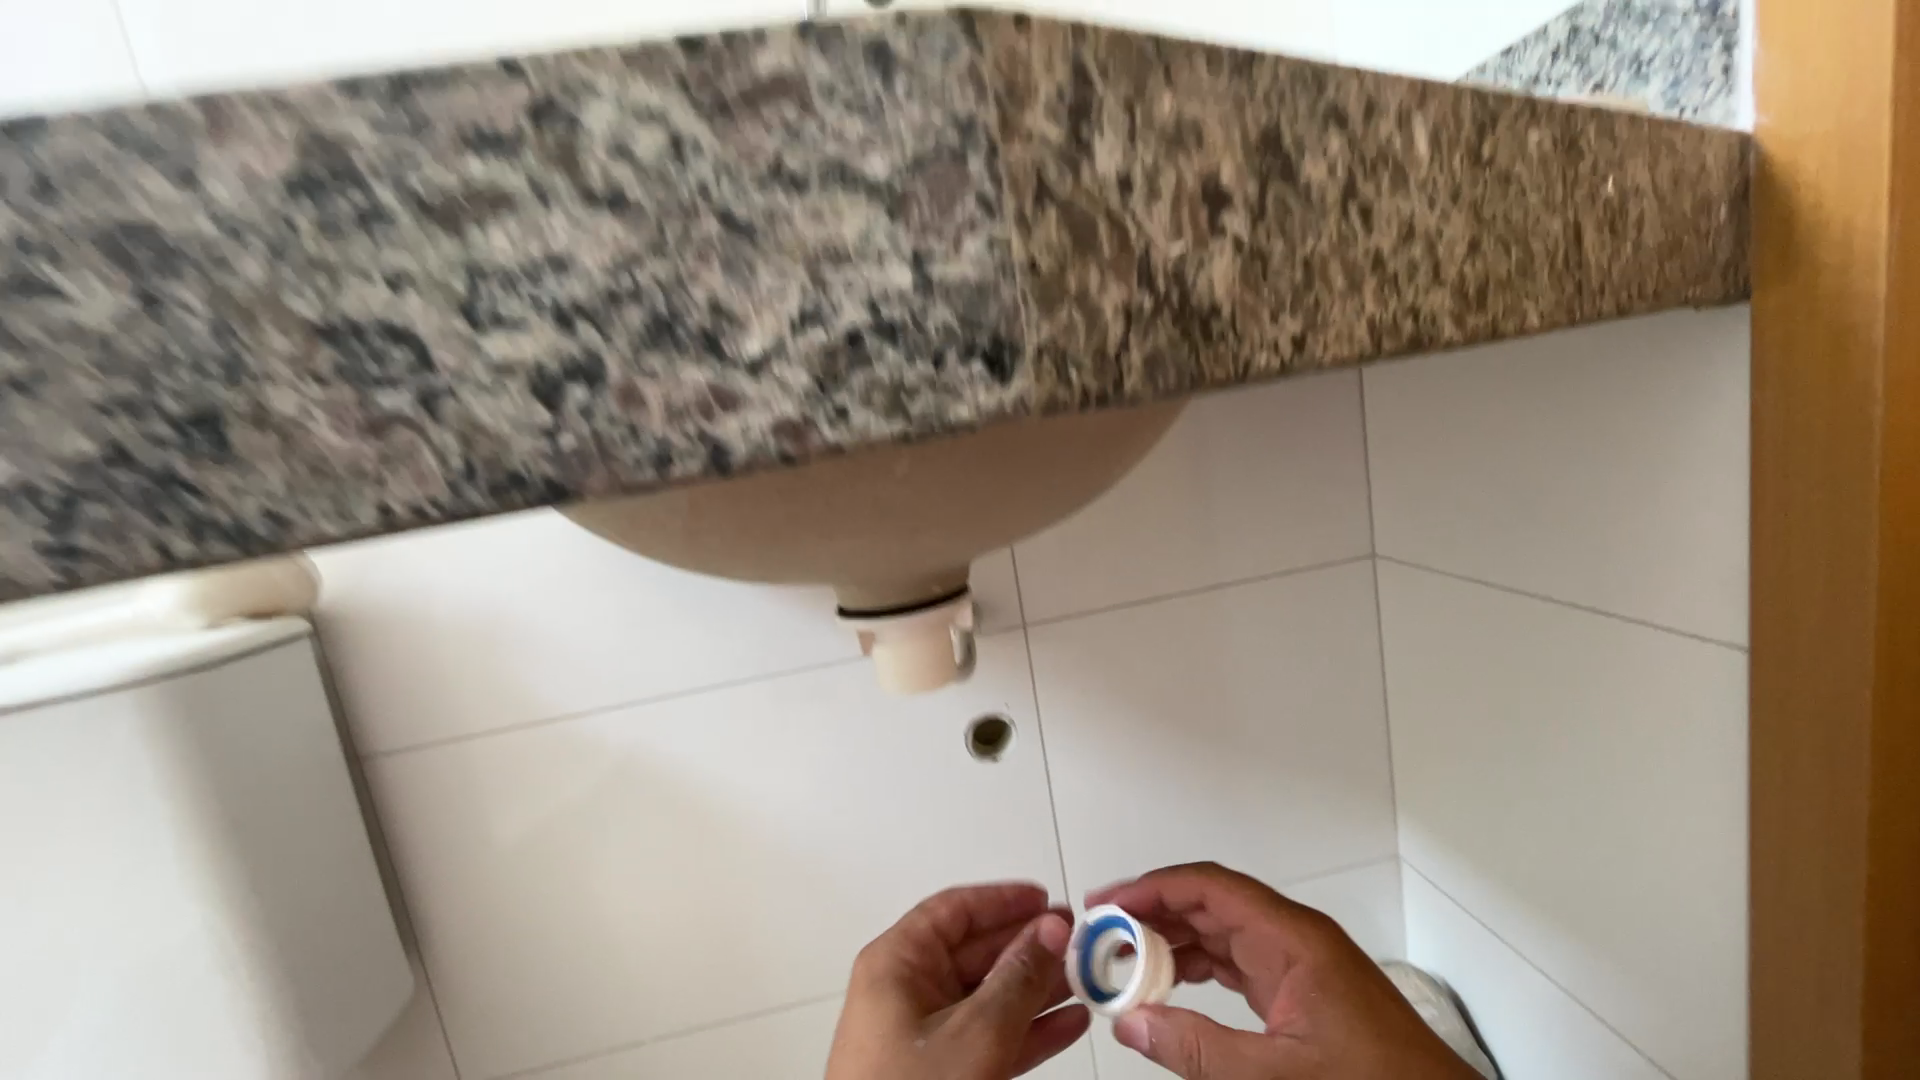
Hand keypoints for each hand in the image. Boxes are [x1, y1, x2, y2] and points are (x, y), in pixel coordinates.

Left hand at [827, 882, 1091, 1079]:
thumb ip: (1018, 978)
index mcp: (898, 963)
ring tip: (1088, 976)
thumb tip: (1053, 926)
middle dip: (1029, 945)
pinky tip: (1071, 1023)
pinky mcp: (942, 1073)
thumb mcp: (974, 1034)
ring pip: (990, 995)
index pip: (954, 911)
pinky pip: (990, 1036)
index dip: (1002, 900)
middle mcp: (909, 991)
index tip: (1048, 899)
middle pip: (976, 951)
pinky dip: (1029, 1029)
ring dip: (1038, 988)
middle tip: (1081, 939)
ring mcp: (924, 1035)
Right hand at [1089, 863, 1480, 1079]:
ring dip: (1171, 943)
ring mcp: (1296, 963)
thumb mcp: (1278, 1077)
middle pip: (1209, 904)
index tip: (1106, 904)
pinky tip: (1167, 985)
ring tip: (1122, 960)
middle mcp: (1291, 937)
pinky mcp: (1299, 991)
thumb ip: (1198, 1049)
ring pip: (1219, 933)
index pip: (1209, 887)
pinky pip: (1235, 963)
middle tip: (1101, 933)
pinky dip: (1196, 969)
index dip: (1153, 888)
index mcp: (1291, 937)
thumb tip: (1126, 1022)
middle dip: (1153, 914)